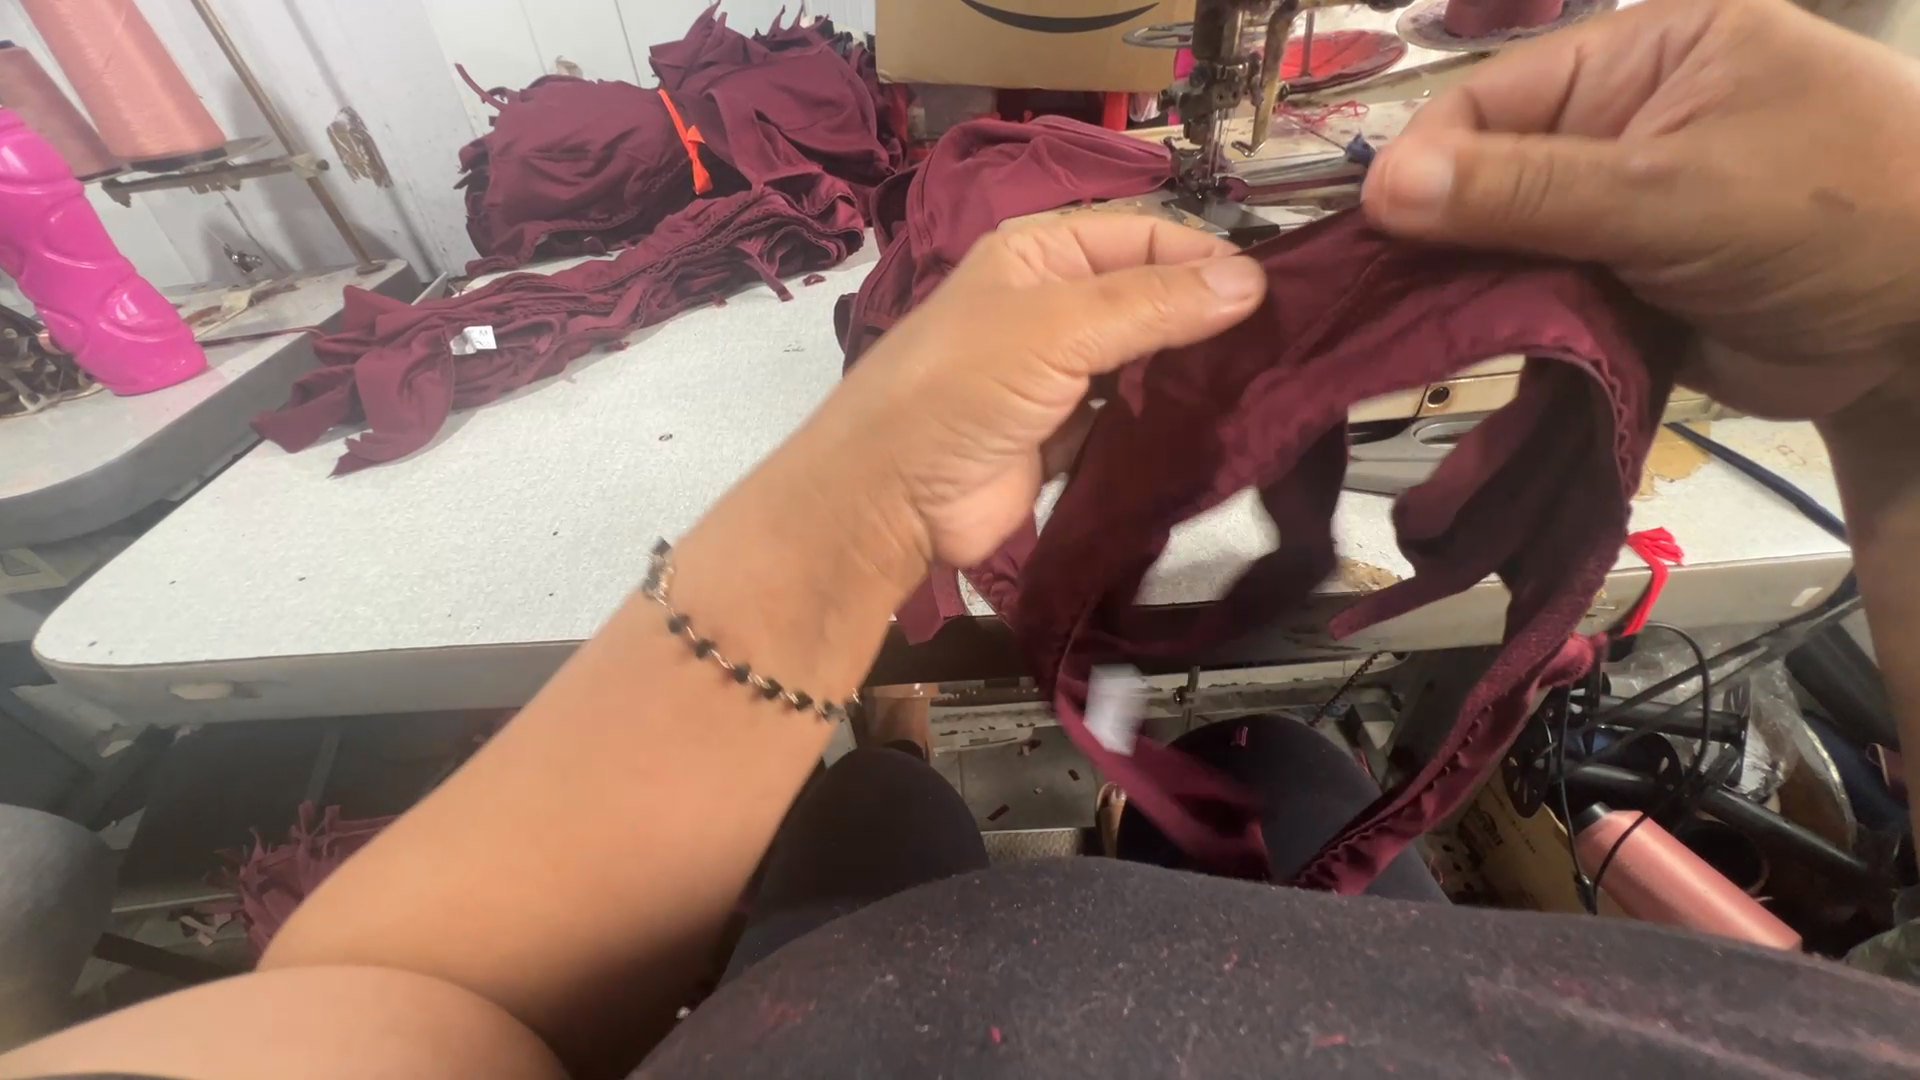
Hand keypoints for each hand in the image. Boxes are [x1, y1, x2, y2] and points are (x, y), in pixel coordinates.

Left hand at [801, 214, 1265, 570]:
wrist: (895, 495)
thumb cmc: (963, 388)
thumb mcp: (1055, 328)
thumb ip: (1150, 305)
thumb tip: (1250, 280)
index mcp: (1038, 256)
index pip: (1140, 236)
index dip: (1201, 258)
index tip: (1269, 293)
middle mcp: (1049, 307)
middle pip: (1144, 299)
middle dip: (1201, 317)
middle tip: (1276, 343)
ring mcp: (1055, 375)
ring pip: (1139, 361)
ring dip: (1185, 372)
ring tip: (1256, 382)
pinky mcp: (1062, 435)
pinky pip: (1123, 417)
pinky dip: (1159, 420)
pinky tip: (1208, 424)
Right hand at [1360, 0, 1919, 418]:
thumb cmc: (1831, 224)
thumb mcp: (1667, 192)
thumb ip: (1519, 190)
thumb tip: (1378, 188)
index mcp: (1634, 59)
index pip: (1480, 103)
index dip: (1420, 167)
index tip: (1380, 240)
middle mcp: (1601, 124)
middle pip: (1470, 173)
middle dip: (1430, 234)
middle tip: (1390, 296)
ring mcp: (1590, 204)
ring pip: (1478, 238)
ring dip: (1453, 282)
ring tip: (1421, 324)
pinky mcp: (1586, 272)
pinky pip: (1505, 286)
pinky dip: (1482, 314)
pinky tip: (1463, 339)